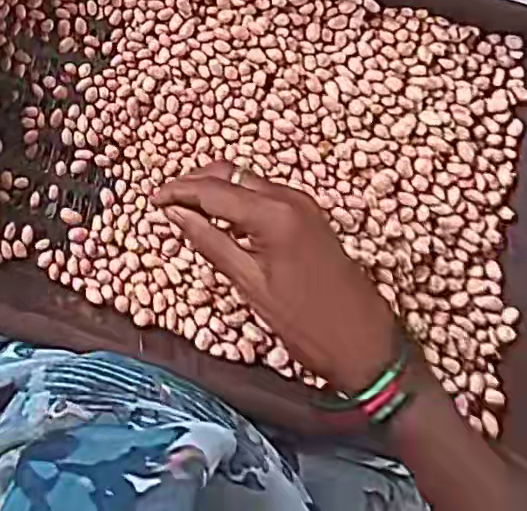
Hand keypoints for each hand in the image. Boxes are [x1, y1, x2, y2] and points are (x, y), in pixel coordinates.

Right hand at [151, 163, 397, 392]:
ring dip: (213, 188)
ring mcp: (302, 204)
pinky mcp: (309, 214)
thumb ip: (208, 240)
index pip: (211, 190)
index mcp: (273, 214)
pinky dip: (235, 197)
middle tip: (166, 201)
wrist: (374, 353)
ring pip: (244, 179)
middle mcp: (289, 197)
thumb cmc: (308, 325)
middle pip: (227, 173)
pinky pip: (261, 192)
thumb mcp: (250, 284)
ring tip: (186, 208)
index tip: (152, 199)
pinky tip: (220, 216)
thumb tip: (173, 212)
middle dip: (193, 182)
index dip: (177, 192)